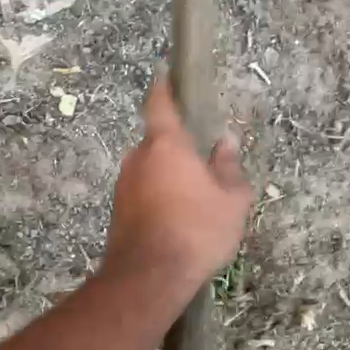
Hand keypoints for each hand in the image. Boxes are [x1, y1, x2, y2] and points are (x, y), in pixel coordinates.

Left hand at [102, 75, 253, 289]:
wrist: (149, 275)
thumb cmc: (197, 229)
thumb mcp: (231, 200)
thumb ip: (229, 167)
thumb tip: (225, 143)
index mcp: (165, 145)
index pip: (160, 105)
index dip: (163, 88)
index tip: (164, 74)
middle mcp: (137, 158)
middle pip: (158, 142)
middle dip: (177, 149)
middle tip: (203, 165)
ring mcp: (123, 184)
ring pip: (150, 169)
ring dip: (169, 176)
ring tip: (196, 199)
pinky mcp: (118, 209)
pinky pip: (143, 191)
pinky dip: (159, 196)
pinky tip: (178, 218)